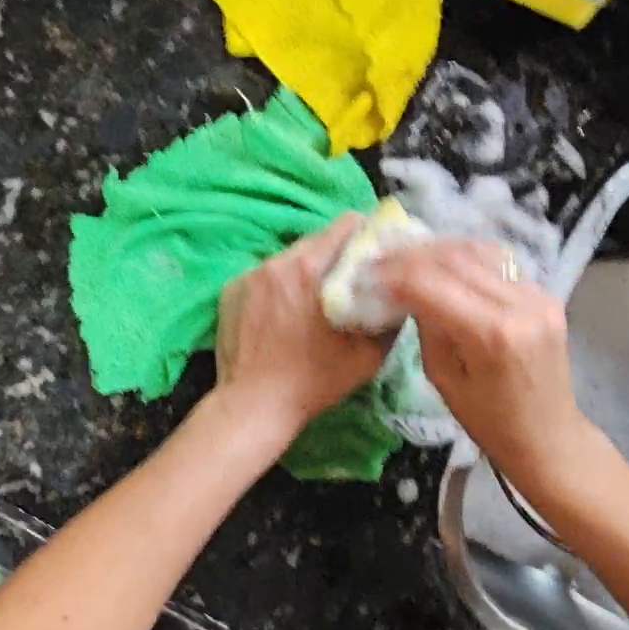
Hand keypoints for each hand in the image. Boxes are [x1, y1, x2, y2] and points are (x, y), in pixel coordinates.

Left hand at [213, 215, 390, 438]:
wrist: (253, 405)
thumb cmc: (315, 381)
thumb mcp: (368, 354)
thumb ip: (388, 315)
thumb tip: (397, 290)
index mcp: (310, 269)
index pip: (345, 225)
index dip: (366, 233)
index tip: (374, 251)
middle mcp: (277, 263)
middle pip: (316, 240)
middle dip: (335, 255)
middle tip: (348, 281)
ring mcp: (249, 275)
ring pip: (288, 258)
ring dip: (305, 270)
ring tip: (313, 301)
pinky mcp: (230, 290)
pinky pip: (264, 276)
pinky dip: (278, 287)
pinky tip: (282, 315)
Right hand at [377, 239, 621, 503]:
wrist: (549, 436)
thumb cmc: (489, 422)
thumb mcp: (442, 378)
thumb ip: (428, 327)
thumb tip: (407, 290)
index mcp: (491, 334)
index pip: (429, 283)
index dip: (393, 274)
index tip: (368, 275)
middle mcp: (519, 305)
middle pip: (454, 258)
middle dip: (411, 256)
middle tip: (382, 260)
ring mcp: (538, 296)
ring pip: (477, 253)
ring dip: (438, 252)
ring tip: (409, 257)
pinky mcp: (546, 295)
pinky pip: (498, 265)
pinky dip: (466, 260)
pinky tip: (445, 266)